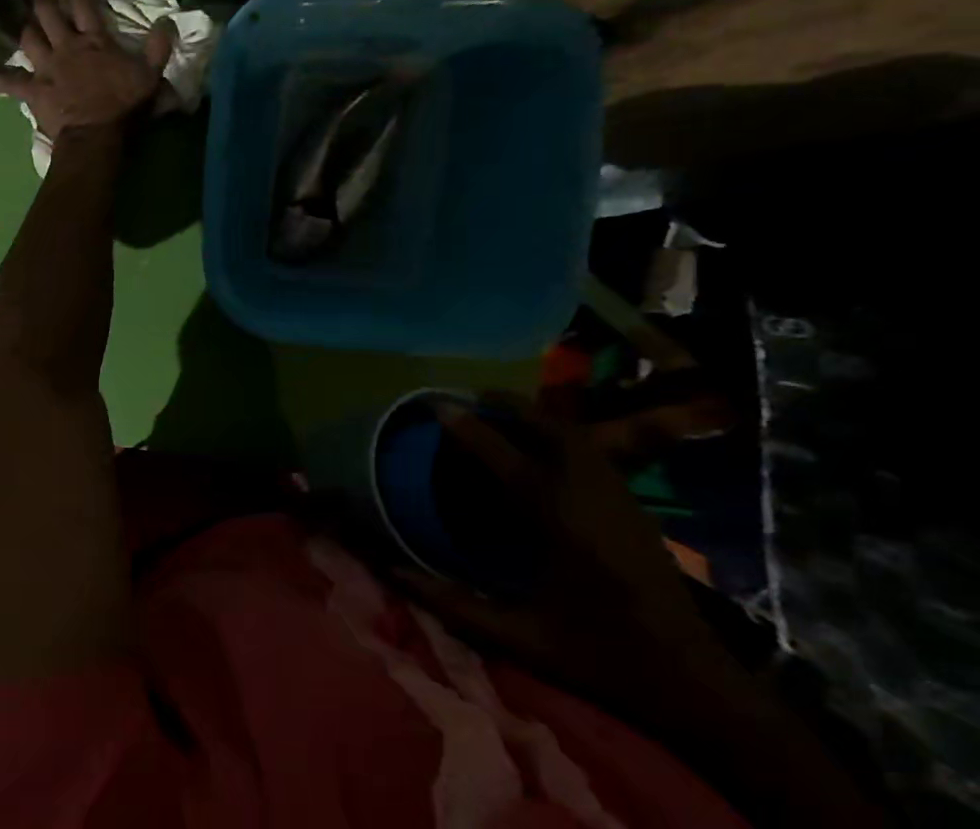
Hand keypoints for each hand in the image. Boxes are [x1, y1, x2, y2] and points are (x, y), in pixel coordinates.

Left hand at [0, 0, 175, 141]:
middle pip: (48, 14)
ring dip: (18, 24)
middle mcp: (66, 48)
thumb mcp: (151, 75)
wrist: (96, 135)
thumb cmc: (124, 106)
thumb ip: (159, 47)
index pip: (84, 3)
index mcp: (94, 41)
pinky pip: (11, 83)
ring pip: (27, 38)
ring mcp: (47, 68)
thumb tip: (168, 20)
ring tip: (6, 10)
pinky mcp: (34, 91)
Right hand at [390, 395, 731, 710]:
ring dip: (540, 421)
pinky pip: (595, 457)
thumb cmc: (599, 659)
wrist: (695, 687)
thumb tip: (392, 573)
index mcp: (564, 527)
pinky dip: (563, 440)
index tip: (439, 406)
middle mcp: (596, 502)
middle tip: (475, 399)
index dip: (471, 431)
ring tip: (503, 416)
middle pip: (558, 432)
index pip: (509, 461)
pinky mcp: (637, 514)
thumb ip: (452, 603)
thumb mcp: (518, 638)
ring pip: (582, 440)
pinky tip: (541, 453)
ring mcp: (623, 504)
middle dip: (514, 409)